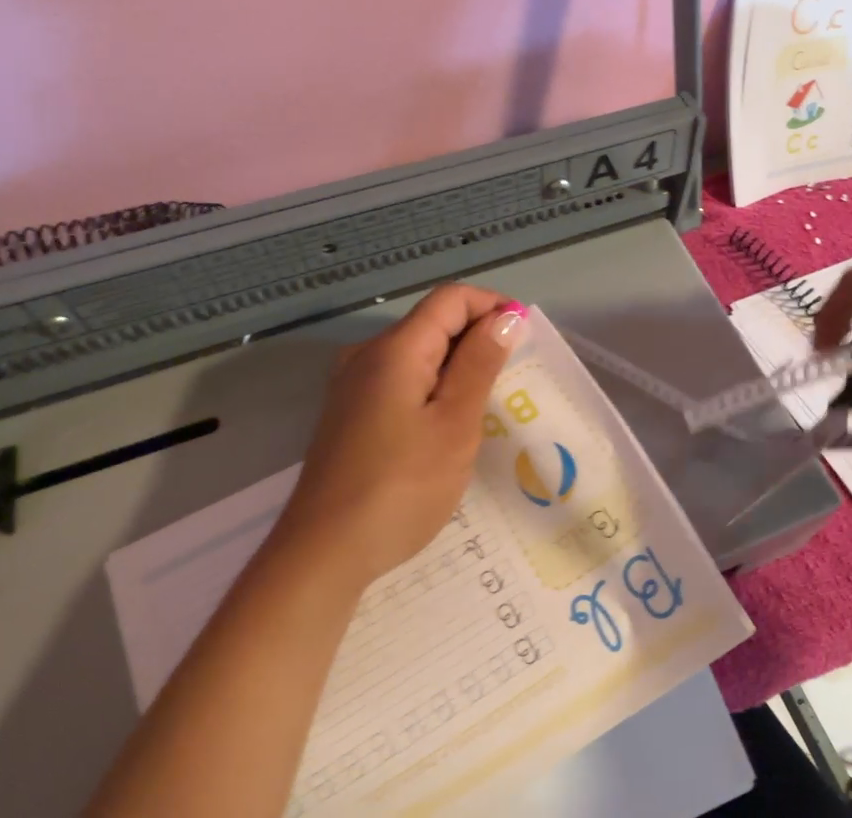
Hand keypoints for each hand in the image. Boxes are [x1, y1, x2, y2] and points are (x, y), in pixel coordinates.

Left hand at [275, 286, 525, 584]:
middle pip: (431, 322)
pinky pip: (399, 381)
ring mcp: (352, 387)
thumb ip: (479, 365)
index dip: (492, 306)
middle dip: (477, 336)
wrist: (325, 552)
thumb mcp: (455, 425)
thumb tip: (505, 317)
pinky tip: (448, 427)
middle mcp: (367, 356)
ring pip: (416, 354)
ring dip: (457, 365)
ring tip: (488, 407)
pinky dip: (432, 388)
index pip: (450, 299)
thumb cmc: (402, 488)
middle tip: (514, 380)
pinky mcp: (349, 415)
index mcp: (394, 350)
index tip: (526, 338)